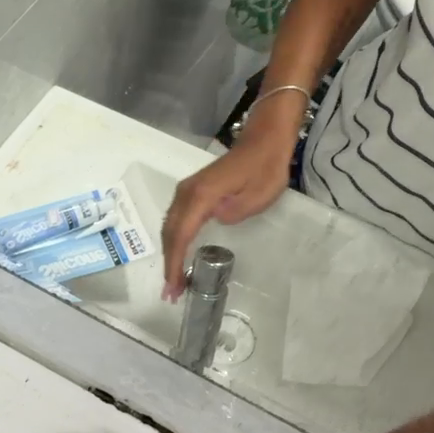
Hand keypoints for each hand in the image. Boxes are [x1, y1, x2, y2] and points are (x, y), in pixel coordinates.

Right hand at [161, 97, 303, 300]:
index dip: (175, 263)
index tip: (174, 286)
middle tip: (171, 292)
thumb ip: (235, 212)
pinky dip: (174, 241)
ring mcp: (187, 191)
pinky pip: (175, 220)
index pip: (180, 235)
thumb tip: (216, 220)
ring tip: (174, 279)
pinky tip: (178, 254)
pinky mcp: (192, 192)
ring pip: (170, 227)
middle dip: (169, 264)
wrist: (263, 140)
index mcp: (201, 196)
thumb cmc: (265, 168)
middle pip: (170, 234)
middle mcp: (187, 193)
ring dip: (169, 254)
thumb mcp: (260, 195)